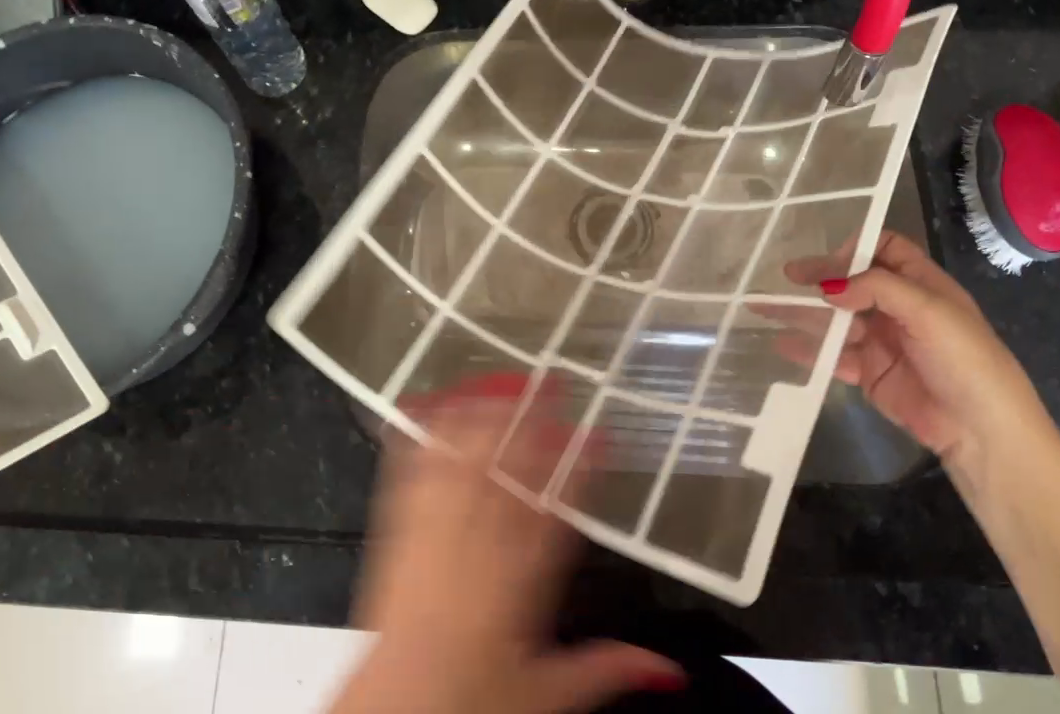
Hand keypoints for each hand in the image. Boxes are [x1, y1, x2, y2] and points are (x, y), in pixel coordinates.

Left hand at [329, 379, 684, 713]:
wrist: (393, 710)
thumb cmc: (466, 699)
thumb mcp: (547, 693)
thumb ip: (608, 669)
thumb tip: (665, 670)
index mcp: (522, 585)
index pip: (559, 511)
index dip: (581, 466)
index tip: (598, 431)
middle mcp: (478, 551)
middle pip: (507, 470)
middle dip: (529, 419)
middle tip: (548, 380)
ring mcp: (434, 535)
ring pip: (462, 461)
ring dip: (480, 416)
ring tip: (498, 379)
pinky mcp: (396, 533)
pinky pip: (410, 473)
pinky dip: (423, 435)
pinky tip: (429, 405)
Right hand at [770, 231, 1057, 479]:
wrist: (980, 430)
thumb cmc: (965, 360)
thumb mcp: (930, 311)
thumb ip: (877, 289)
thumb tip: (828, 287)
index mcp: (922, 286)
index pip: (884, 250)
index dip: (856, 249)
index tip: (829, 262)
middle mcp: (899, 308)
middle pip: (852, 283)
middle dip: (819, 277)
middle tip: (787, 276)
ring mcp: (881, 341)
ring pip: (834, 319)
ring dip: (802, 311)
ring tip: (764, 306)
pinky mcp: (868, 373)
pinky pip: (830, 355)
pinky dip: (805, 349)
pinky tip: (780, 343)